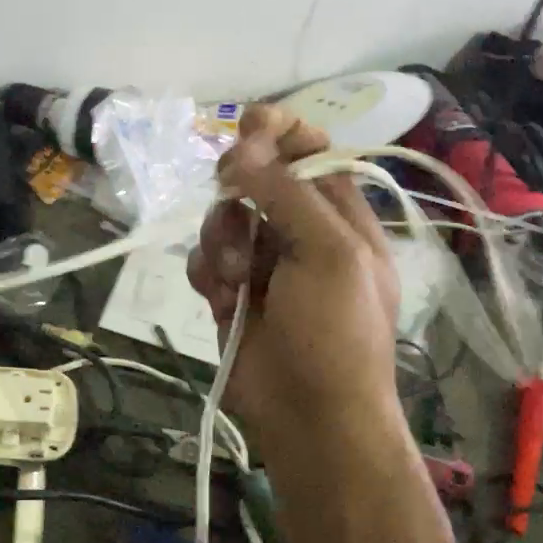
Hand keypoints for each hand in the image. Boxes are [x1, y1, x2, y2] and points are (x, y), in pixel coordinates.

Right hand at [186, 105, 400, 437]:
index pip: (311, 153)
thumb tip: (243, 153)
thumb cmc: (336, 332)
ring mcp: (261, 264)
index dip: (282, 132)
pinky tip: (220, 300)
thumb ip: (289, 194)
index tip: (250, 124)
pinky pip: (202, 260)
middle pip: (257, 178)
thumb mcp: (330, 254)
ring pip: (223, 218)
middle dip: (240, 186)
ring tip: (234, 279)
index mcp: (340, 217)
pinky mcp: (228, 294)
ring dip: (221, 239)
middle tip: (230, 193)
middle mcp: (299, 232)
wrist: (311, 418)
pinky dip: (206, 273)